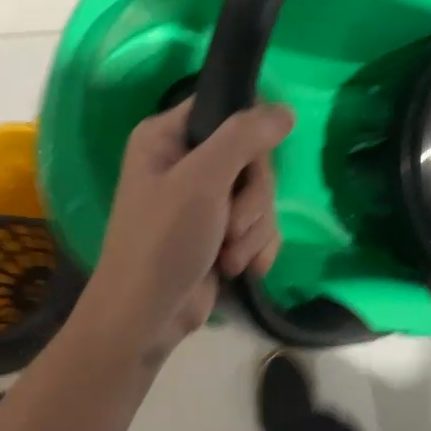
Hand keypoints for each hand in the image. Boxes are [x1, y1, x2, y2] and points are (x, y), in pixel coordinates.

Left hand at [84, 99, 293, 359]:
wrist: (144, 322)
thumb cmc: (161, 243)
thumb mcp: (201, 181)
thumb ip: (244, 137)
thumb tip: (286, 110)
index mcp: (167, 137)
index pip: (225, 107)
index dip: (249, 132)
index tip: (252, 161)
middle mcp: (187, 161)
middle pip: (253, 156)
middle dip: (253, 198)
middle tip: (233, 223)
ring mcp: (206, 199)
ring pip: (261, 193)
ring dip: (254, 229)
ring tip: (229, 257)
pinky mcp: (222, 232)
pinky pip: (262, 223)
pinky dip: (257, 246)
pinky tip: (244, 268)